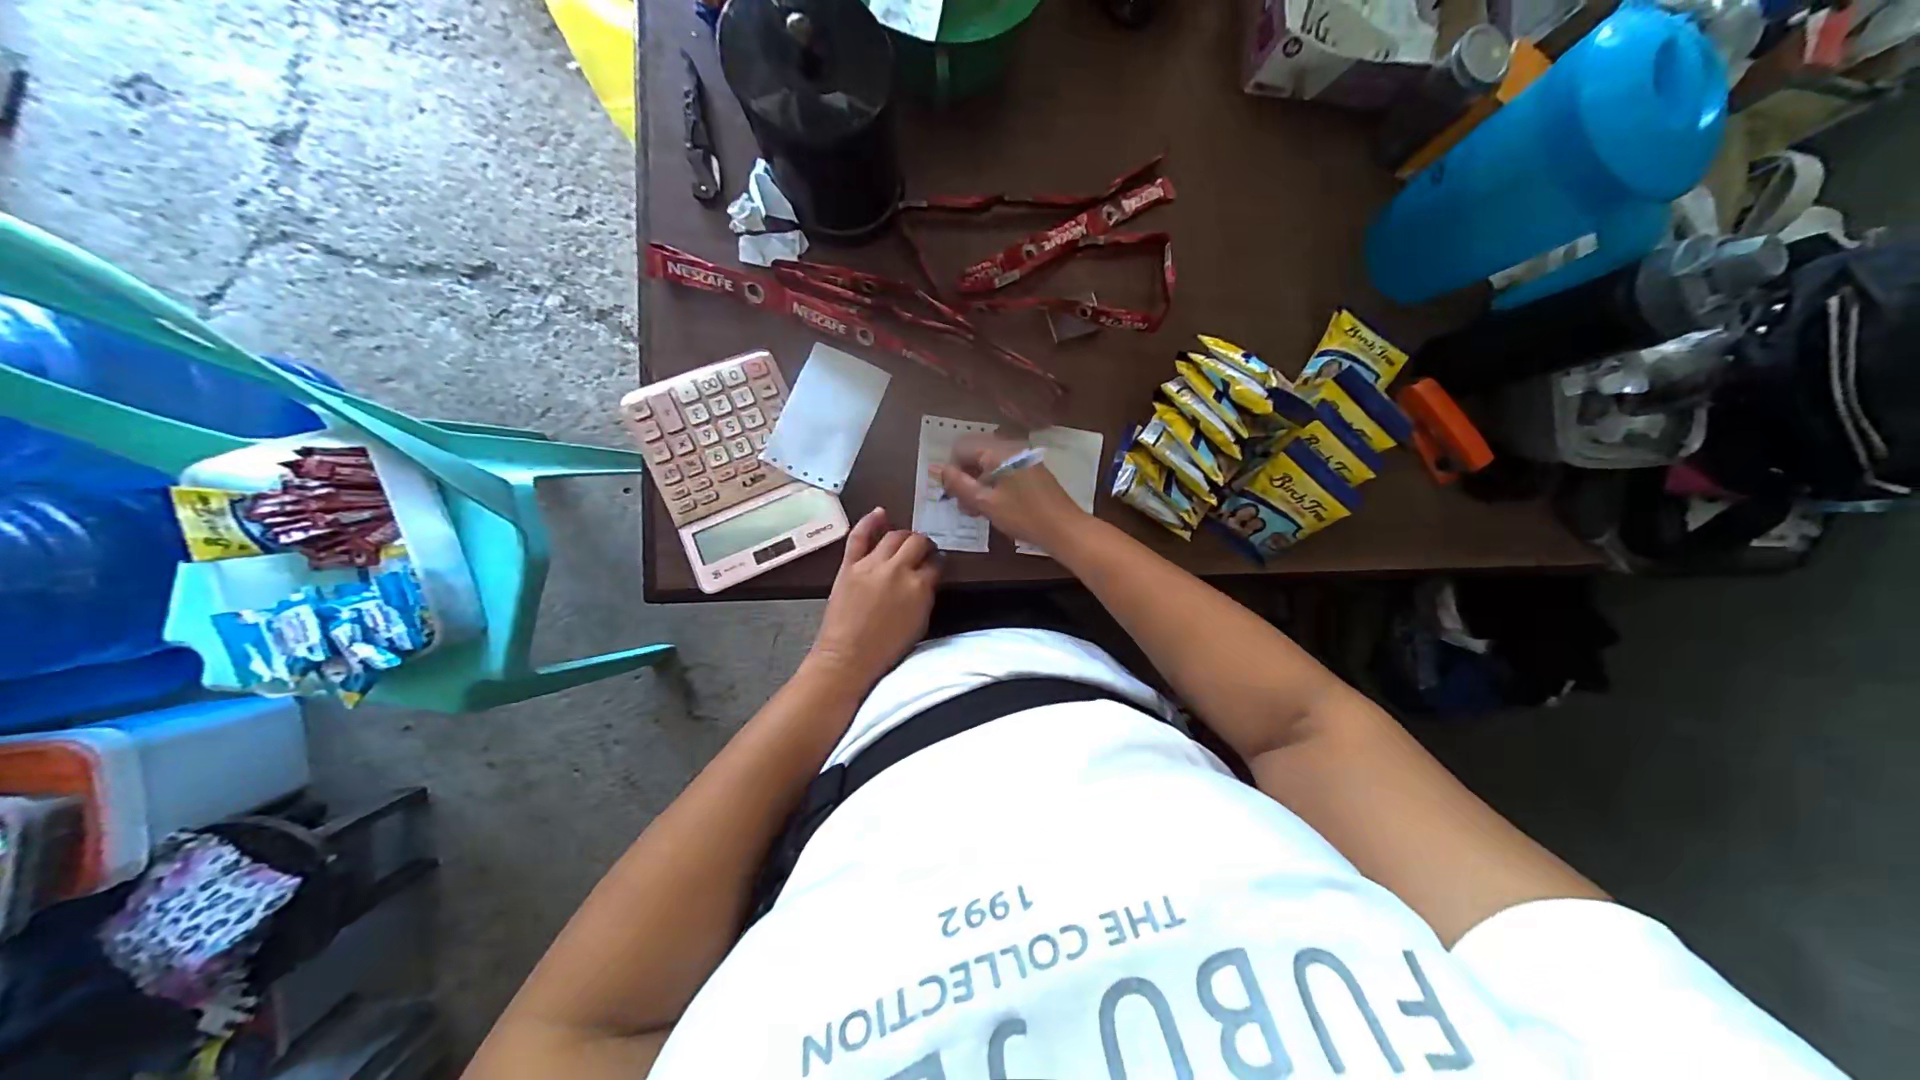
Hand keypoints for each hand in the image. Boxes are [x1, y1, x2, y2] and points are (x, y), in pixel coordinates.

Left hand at [807, 507, 940, 688]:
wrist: (847, 657)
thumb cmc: (886, 648)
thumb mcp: (919, 623)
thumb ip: (925, 595)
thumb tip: (927, 578)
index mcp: (919, 587)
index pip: (936, 562)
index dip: (938, 561)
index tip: (937, 562)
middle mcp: (897, 570)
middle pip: (917, 542)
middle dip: (924, 544)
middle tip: (924, 549)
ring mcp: (871, 565)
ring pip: (894, 535)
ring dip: (904, 535)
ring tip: (906, 539)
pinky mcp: (849, 565)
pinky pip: (859, 536)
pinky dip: (870, 521)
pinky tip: (880, 513)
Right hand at [936, 435, 1088, 549]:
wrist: (1064, 527)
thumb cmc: (1022, 515)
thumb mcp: (985, 502)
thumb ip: (958, 484)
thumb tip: (938, 469)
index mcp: (997, 451)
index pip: (960, 448)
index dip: (951, 471)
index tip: (953, 495)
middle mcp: (1010, 447)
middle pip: (975, 454)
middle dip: (965, 478)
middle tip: (964, 506)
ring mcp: (1023, 457)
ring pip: (989, 464)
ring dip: (978, 484)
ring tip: (978, 510)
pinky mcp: (1031, 469)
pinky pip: (1004, 470)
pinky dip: (994, 485)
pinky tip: (995, 506)